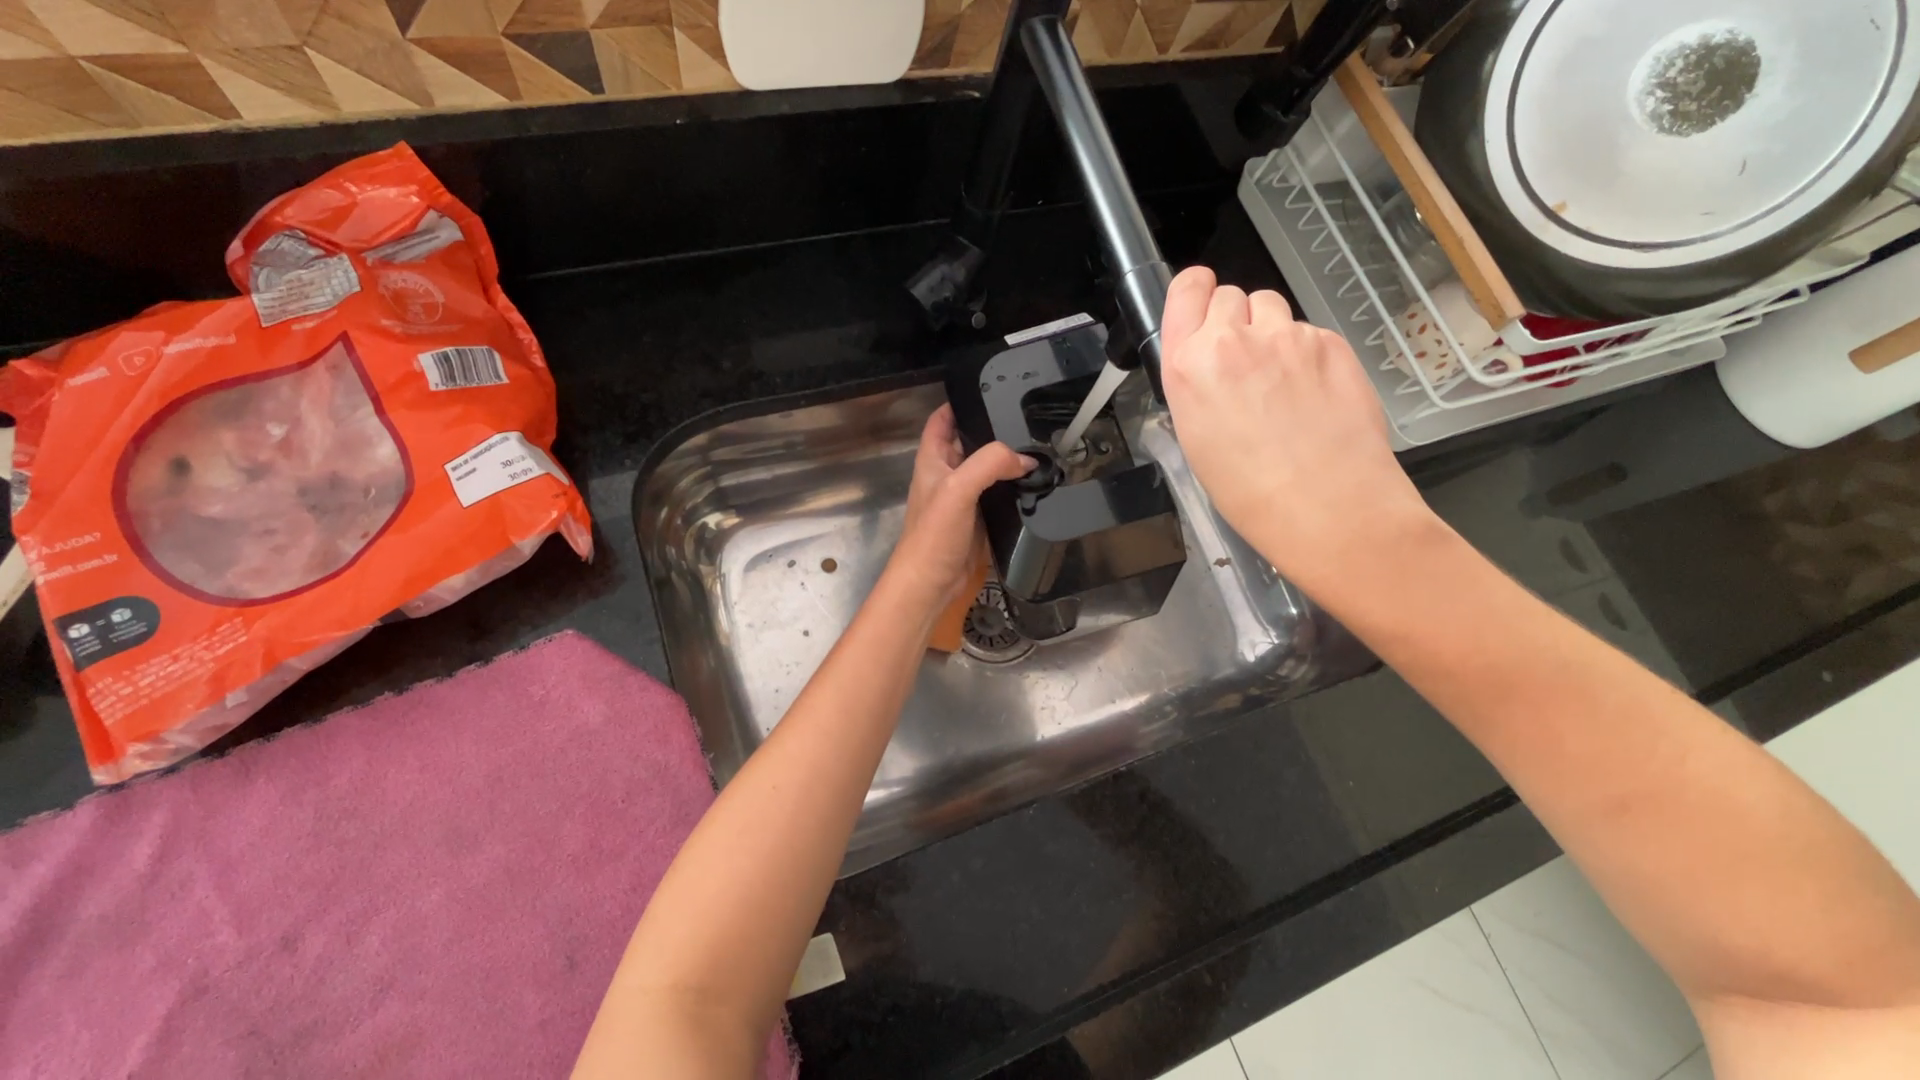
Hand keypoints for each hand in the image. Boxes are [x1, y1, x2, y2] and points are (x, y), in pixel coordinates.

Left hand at [883, 405, 1032, 611]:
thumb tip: (1025, 459)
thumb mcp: (958, 489)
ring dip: (1008, 460)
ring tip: (1040, 445)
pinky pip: (999, 495)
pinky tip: (1036, 483)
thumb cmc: (933, 536)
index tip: (987, 389)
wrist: (931, 584)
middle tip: (1027, 418)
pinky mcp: (979, 519)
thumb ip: (990, 464)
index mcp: (932, 460)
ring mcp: (964, 498)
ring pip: (988, 469)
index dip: (959, 402)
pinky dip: (1015, 488)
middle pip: (970, 441)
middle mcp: (947, 474)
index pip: (942, 419)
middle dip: (993, 430)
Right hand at [1158, 265, 1435, 586]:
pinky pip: (1310, 333)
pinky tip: (1313, 396)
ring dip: (1271, 332)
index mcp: (1189, 366)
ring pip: (1272, 308)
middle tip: (1246, 364)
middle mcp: (1233, 341)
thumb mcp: (1194, 437)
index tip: (1205, 300)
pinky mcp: (1330, 343)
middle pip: (1231, 296)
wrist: (1327, 509)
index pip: (1186, 289)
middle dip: (1235, 321)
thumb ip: (1196, 382)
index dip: (1197, 290)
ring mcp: (1287, 338)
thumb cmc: (1251, 491)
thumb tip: (1210, 362)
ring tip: (1281, 381)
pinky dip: (1308, 355)